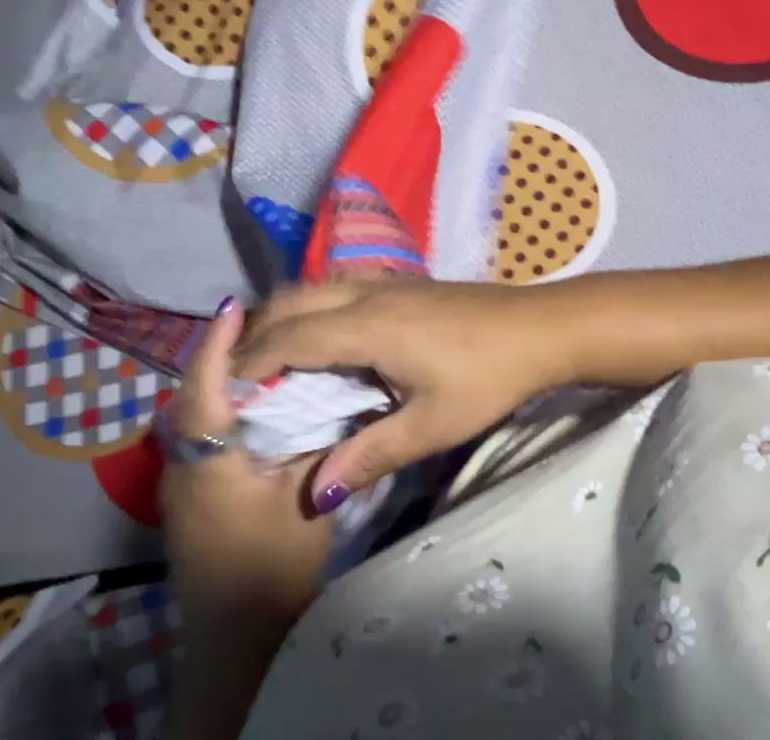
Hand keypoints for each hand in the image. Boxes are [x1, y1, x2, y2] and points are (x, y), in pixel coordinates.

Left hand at [160, 299, 332, 736]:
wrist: (236, 637)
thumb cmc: (271, 566)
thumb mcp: (304, 502)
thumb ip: (312, 445)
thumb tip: (329, 397)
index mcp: (206, 461)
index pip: (205, 388)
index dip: (217, 344)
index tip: (235, 304)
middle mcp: (182, 464)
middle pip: (194, 395)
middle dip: (220, 354)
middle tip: (261, 322)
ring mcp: (181, 482)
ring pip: (197, 416)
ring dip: (222, 380)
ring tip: (265, 352)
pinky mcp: (192, 494)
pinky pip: (204, 435)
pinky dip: (226, 408)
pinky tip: (259, 404)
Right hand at [232, 280, 579, 513]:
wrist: (543, 328)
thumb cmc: (489, 377)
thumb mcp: (433, 425)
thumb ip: (372, 453)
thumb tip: (317, 488)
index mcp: (367, 326)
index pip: (289, 338)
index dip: (251, 364)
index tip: (225, 394)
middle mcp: (367, 293)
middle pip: (291, 301)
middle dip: (256, 334)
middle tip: (241, 378)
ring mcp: (386, 281)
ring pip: (313, 288)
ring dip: (284, 317)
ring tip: (272, 361)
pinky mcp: (403, 282)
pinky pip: (337, 287)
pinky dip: (311, 309)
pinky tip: (322, 340)